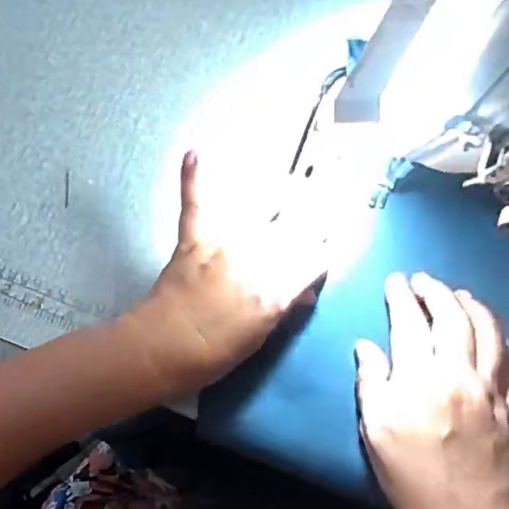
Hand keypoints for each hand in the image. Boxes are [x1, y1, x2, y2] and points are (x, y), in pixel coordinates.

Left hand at [127, 150, 326, 395]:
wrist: (161, 349)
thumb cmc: (213, 355)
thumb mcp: (260, 336)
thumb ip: (284, 306)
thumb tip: (306, 288)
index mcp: (278, 289)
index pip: (318, 256)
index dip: (332, 243)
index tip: (346, 228)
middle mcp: (257, 259)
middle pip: (299, 224)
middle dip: (323, 205)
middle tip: (342, 179)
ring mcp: (224, 245)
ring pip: (261, 208)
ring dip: (286, 188)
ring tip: (309, 169)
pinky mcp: (193, 240)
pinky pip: (196, 205)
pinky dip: (192, 180)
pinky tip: (193, 153)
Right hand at [354, 273, 508, 508]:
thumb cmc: (407, 473)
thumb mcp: (373, 428)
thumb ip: (371, 382)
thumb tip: (367, 346)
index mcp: (420, 378)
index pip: (411, 324)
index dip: (402, 298)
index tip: (395, 281)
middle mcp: (460, 374)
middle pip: (454, 320)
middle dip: (437, 293)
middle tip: (423, 280)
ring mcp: (492, 389)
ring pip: (491, 334)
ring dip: (475, 308)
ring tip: (461, 295)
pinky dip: (505, 345)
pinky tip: (498, 340)